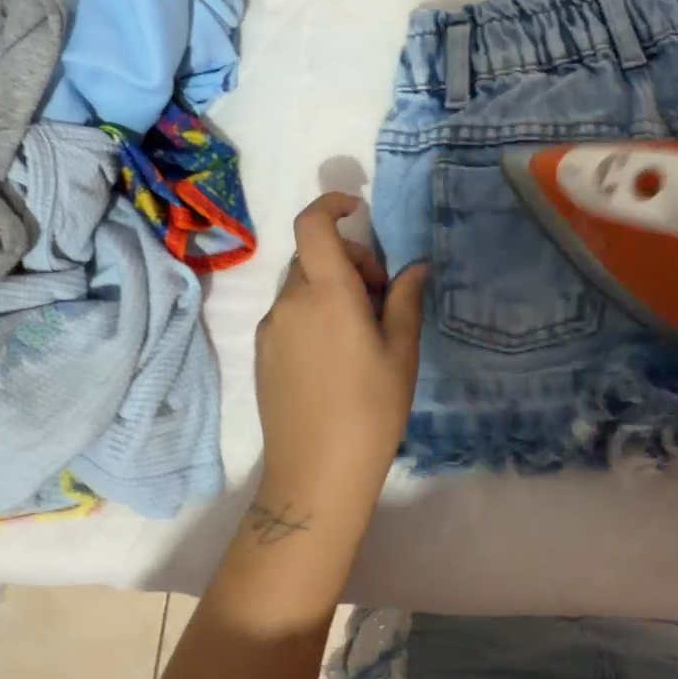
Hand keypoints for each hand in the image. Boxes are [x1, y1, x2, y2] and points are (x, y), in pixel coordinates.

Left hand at [253, 192, 428, 508]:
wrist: (314, 474)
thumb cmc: (370, 411)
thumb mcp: (401, 354)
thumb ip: (406, 301)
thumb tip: (416, 267)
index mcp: (326, 294)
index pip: (313, 225)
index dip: (331, 204)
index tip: (357, 211)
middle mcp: (290, 302)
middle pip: (315, 256)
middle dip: (350, 262)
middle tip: (382, 299)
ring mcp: (270, 328)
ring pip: (301, 285)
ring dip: (331, 288)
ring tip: (361, 332)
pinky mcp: (261, 352)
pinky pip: (289, 312)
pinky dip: (313, 311)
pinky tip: (335, 355)